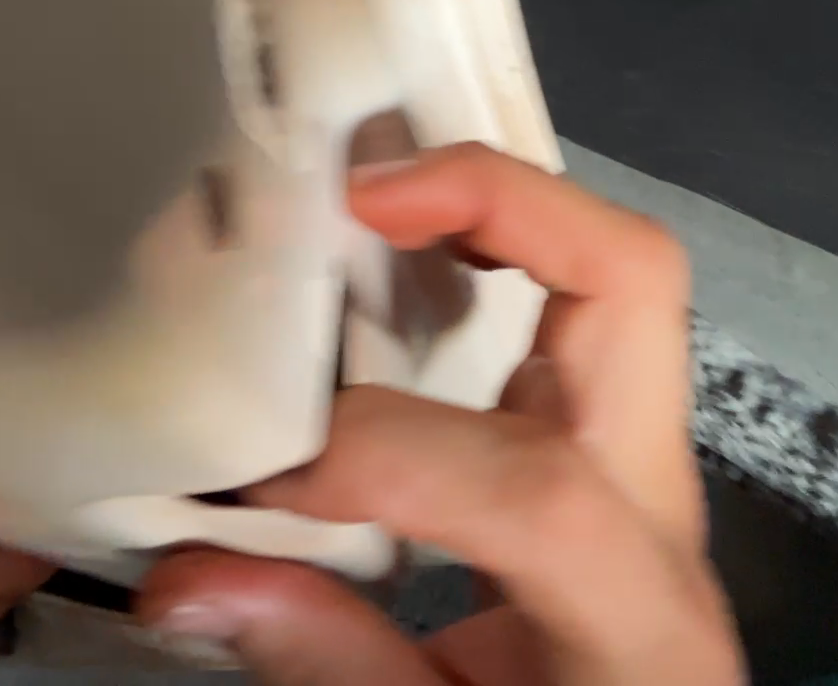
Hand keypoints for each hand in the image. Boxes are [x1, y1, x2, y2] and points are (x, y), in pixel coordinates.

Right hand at [134, 142, 743, 685]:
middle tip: (362, 197)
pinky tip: (397, 255)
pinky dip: (479, 243)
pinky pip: (557, 290)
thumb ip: (320, 657)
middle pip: (630, 282)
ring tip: (368, 200)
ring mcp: (629, 437)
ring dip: (488, 201)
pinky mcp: (589, 417)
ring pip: (606, 262)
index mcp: (638, 610)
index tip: (264, 474)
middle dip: (494, 203)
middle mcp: (655, 495)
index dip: (380, 457)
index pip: (531, 491)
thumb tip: (181, 579)